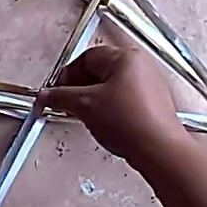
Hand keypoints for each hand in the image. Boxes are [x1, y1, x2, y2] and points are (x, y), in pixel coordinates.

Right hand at [37, 44, 187, 163]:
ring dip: (94, 100)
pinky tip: (104, 123)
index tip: (56, 91)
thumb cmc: (133, 123)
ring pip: (111, 86)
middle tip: (67, 103)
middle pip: (100, 70)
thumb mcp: (86, 105)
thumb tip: (48, 95)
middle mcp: (141, 66)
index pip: (87, 58)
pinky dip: (110, 109)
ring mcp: (149, 85)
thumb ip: (61, 97)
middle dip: (79, 88)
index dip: (67, 75)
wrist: (158, 149)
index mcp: (126, 57)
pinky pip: (124, 100)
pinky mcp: (152, 105)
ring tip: (85, 115)